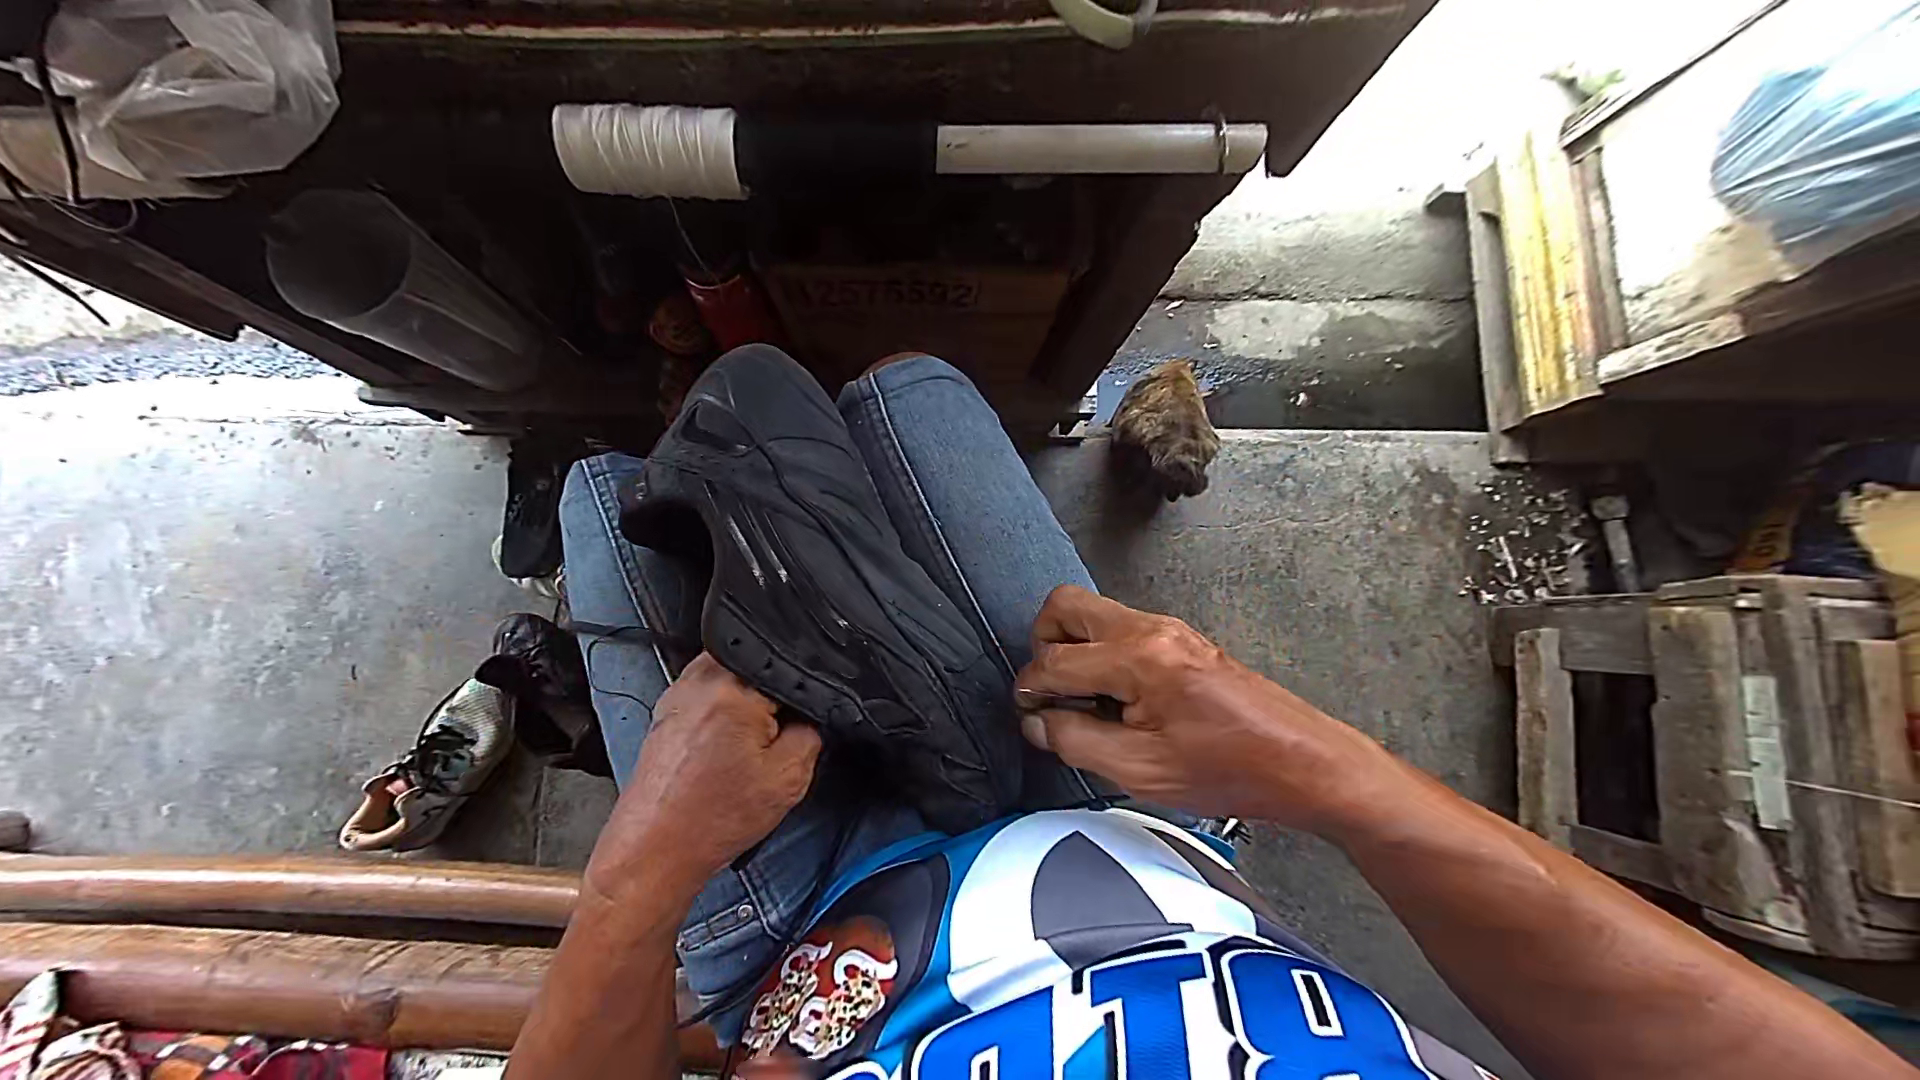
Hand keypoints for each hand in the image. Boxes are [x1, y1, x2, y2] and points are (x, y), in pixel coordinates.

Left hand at [584, 653, 820, 903]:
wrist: (654, 850)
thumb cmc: (710, 820)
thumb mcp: (790, 778)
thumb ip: (812, 730)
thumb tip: (811, 712)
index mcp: (736, 690)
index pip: (792, 669)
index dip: (803, 699)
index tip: (797, 725)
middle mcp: (703, 680)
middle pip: (763, 665)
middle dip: (776, 698)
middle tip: (771, 739)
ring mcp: (681, 690)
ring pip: (739, 676)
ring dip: (750, 702)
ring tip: (743, 746)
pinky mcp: (669, 706)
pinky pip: (713, 690)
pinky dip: (727, 711)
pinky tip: (724, 747)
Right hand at [1016, 585, 1403, 833]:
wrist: (1302, 762)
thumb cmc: (1233, 768)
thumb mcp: (1140, 770)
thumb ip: (1074, 740)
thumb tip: (1037, 723)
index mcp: (1139, 658)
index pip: (1055, 660)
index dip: (1030, 689)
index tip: (1027, 711)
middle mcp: (1151, 629)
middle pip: (1065, 605)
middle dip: (1043, 644)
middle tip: (1048, 689)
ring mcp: (1168, 630)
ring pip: (1092, 613)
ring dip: (1072, 648)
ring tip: (1083, 699)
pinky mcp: (1179, 640)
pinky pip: (1119, 629)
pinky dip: (1100, 654)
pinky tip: (1114, 698)